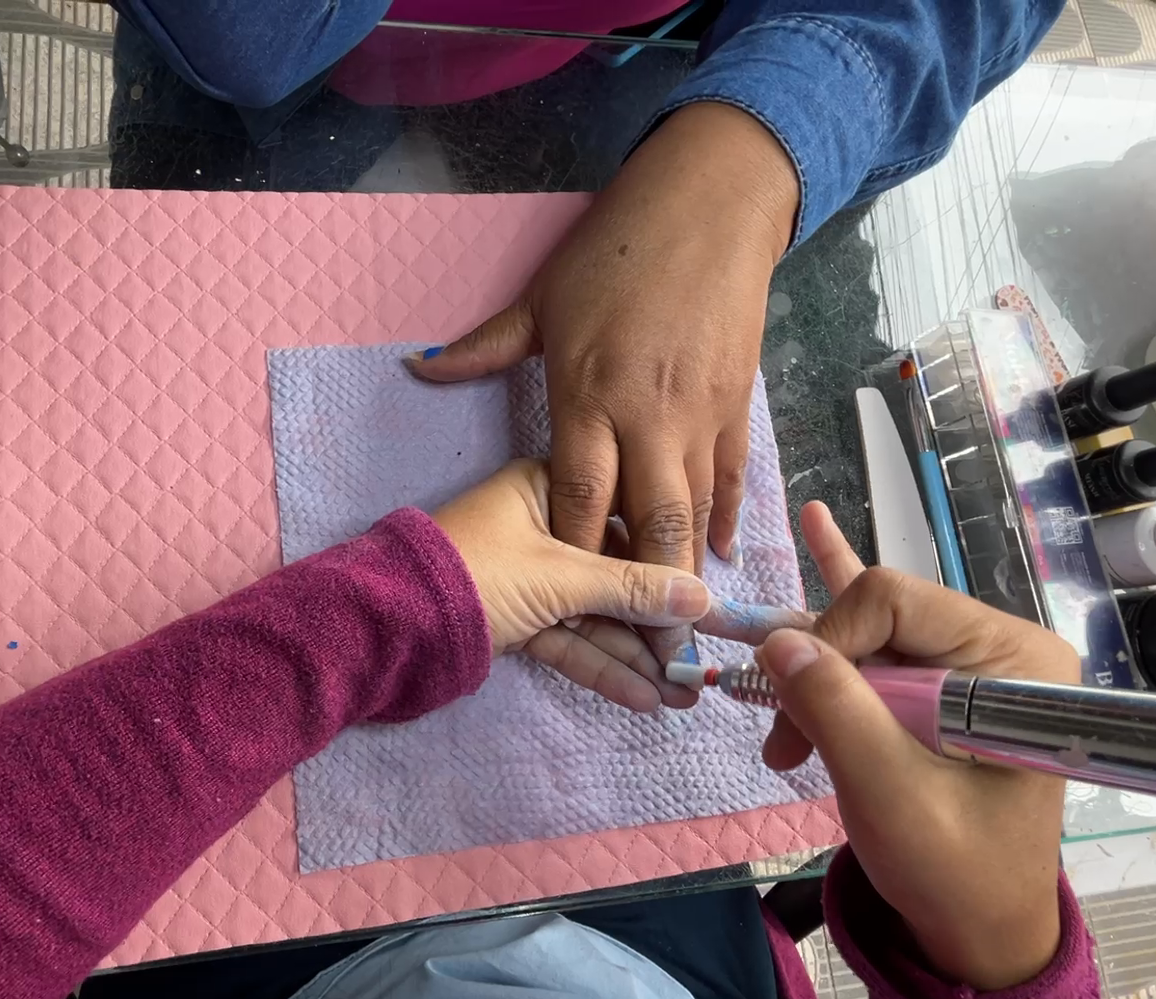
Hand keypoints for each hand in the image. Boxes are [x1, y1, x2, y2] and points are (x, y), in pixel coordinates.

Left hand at [408, 103, 798, 590]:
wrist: (711, 202)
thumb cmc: (615, 252)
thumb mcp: (542, 299)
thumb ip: (484, 348)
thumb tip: (417, 366)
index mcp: (588, 396)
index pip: (578, 495)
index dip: (574, 552)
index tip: (567, 598)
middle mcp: (644, 416)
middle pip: (644, 519)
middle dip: (645, 585)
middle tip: (645, 640)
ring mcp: (697, 413)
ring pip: (692, 507)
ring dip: (686, 566)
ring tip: (681, 617)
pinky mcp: (738, 403)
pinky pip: (731, 475)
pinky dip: (726, 517)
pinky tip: (718, 553)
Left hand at [432, 461, 709, 712]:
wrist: (389, 624)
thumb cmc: (477, 574)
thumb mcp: (558, 575)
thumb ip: (631, 588)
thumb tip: (704, 598)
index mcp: (547, 489)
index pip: (624, 522)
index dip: (668, 565)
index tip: (708, 606)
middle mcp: (542, 527)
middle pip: (612, 576)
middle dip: (655, 625)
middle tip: (698, 665)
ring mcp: (528, 576)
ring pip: (592, 615)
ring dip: (634, 655)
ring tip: (683, 694)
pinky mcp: (516, 617)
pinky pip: (567, 639)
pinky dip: (599, 666)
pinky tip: (643, 696)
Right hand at [757, 502, 1079, 989]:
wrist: (974, 921)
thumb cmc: (950, 868)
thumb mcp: (888, 792)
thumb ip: (835, 709)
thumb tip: (776, 640)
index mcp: (1012, 664)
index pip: (892, 602)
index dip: (829, 643)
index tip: (799, 710)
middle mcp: (994, 646)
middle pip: (871, 614)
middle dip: (816, 671)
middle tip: (784, 738)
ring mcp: (964, 658)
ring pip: (859, 628)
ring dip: (809, 672)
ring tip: (774, 716)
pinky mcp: (936, 675)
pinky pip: (876, 623)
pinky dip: (834, 594)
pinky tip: (816, 524)